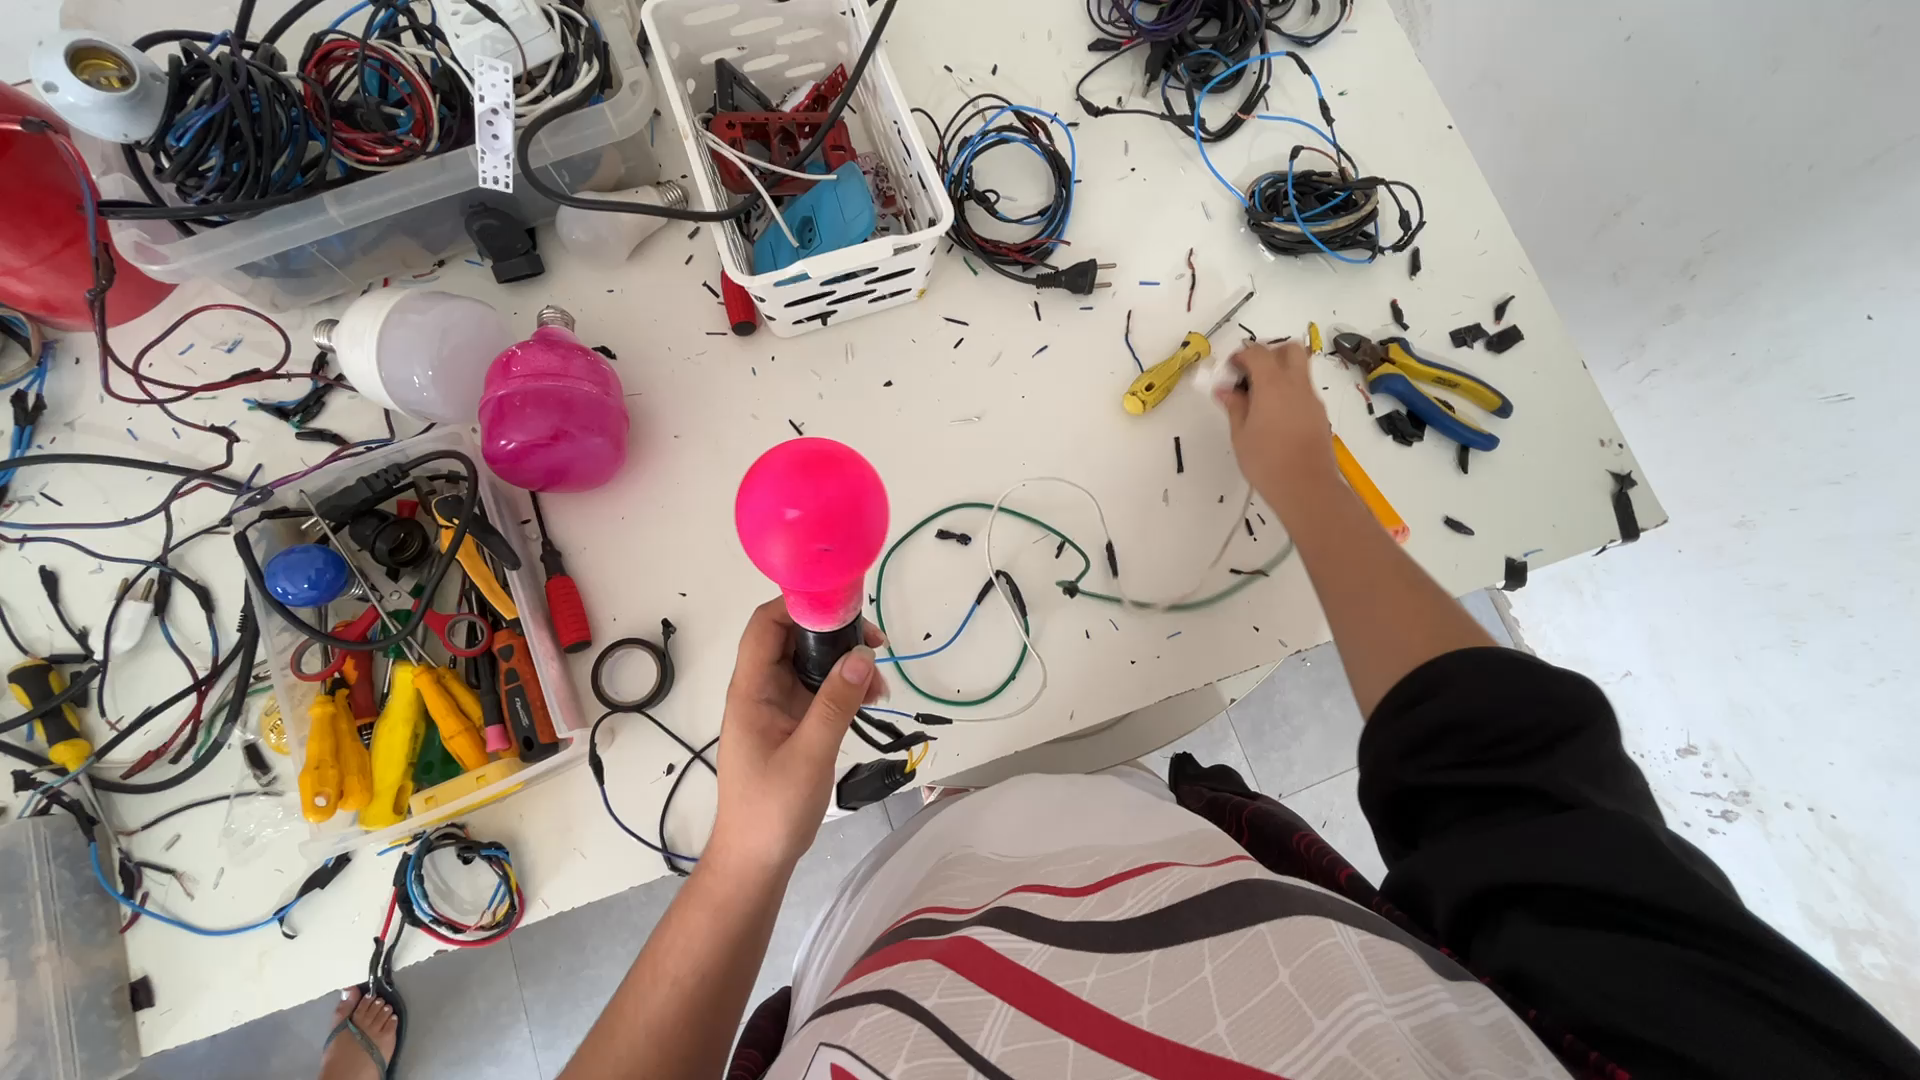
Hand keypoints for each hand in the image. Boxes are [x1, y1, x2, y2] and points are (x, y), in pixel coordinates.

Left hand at [708, 598, 885, 874]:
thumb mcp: (809, 755)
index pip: (767, 625)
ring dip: (844, 663)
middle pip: (793, 638)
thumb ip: (835, 704)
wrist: (755, 860)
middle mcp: (761, 689)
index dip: (800, 604)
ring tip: (879, 684)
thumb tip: (862, 655)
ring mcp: (777, 705)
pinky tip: (870, 699)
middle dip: (835, 634)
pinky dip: (844, 687)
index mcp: (751, 689)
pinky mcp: (792, 722)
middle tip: (876, 644)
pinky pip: (819, 689)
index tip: (845, 606)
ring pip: (811, 663)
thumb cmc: (771, 809)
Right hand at [1215, 340, 1338, 510]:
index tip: (1229, 371)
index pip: (1258, 353)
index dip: (1241, 355)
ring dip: (1280, 373)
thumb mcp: (1240, 434)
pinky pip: (1303, 390)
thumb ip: (1234, 406)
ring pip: (1299, 369)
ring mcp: (1312, 399)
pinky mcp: (1319, 414)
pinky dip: (1289, 392)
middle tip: (1250, 376)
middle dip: (1268, 354)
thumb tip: (1225, 390)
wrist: (1306, 487)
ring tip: (1260, 400)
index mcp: (1273, 385)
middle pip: (1288, 350)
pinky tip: (1274, 417)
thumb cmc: (1265, 461)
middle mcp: (1296, 385)